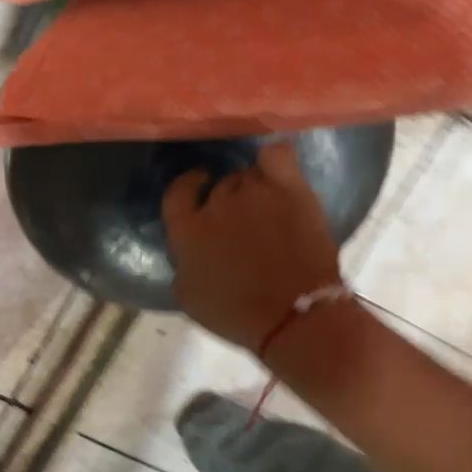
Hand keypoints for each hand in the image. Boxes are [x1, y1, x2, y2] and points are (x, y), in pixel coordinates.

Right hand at [162, 142, 343, 350]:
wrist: (293, 316)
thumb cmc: (234, 313)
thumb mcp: (186, 293)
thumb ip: (183, 261)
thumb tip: (190, 249)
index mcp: (186, 229)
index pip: (177, 191)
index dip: (188, 186)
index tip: (198, 188)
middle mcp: (217, 203)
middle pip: (219, 185)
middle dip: (224, 197)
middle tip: (238, 218)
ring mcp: (256, 193)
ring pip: (248, 174)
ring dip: (252, 187)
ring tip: (265, 206)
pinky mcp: (293, 190)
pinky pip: (277, 155)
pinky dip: (272, 159)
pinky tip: (274, 168)